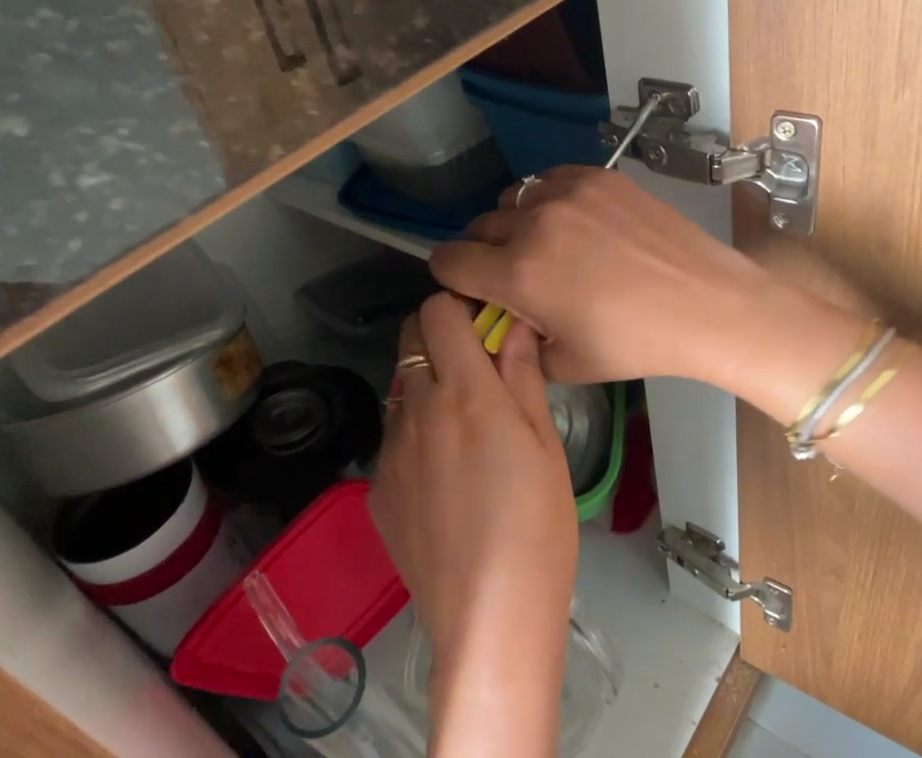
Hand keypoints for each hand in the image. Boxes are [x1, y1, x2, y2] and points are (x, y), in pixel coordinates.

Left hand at [369, 293, 575, 751]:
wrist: (490, 614)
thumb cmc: (538, 524)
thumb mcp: (545, 444)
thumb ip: (523, 376)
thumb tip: (513, 325)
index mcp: (465, 391)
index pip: (437, 309)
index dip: (458, 305)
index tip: (484, 323)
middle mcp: (416, 409)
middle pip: (409, 339)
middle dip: (438, 338)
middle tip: (477, 371)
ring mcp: (389, 450)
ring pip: (399, 389)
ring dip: (426, 387)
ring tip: (464, 431)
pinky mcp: (376, 488)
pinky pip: (392, 440)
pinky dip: (414, 436)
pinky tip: (445, 479)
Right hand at [429, 166, 860, 395]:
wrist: (706, 303)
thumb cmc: (636, 343)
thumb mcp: (566, 364)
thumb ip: (517, 342)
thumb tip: (500, 320)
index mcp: (519, 275)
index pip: (448, 262)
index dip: (453, 279)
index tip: (472, 288)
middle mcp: (533, 225)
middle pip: (477, 228)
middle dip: (486, 253)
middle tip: (519, 274)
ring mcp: (567, 194)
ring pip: (511, 199)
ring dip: (517, 222)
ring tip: (549, 245)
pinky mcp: (598, 176)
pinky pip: (548, 180)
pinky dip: (549, 199)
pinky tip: (577, 223)